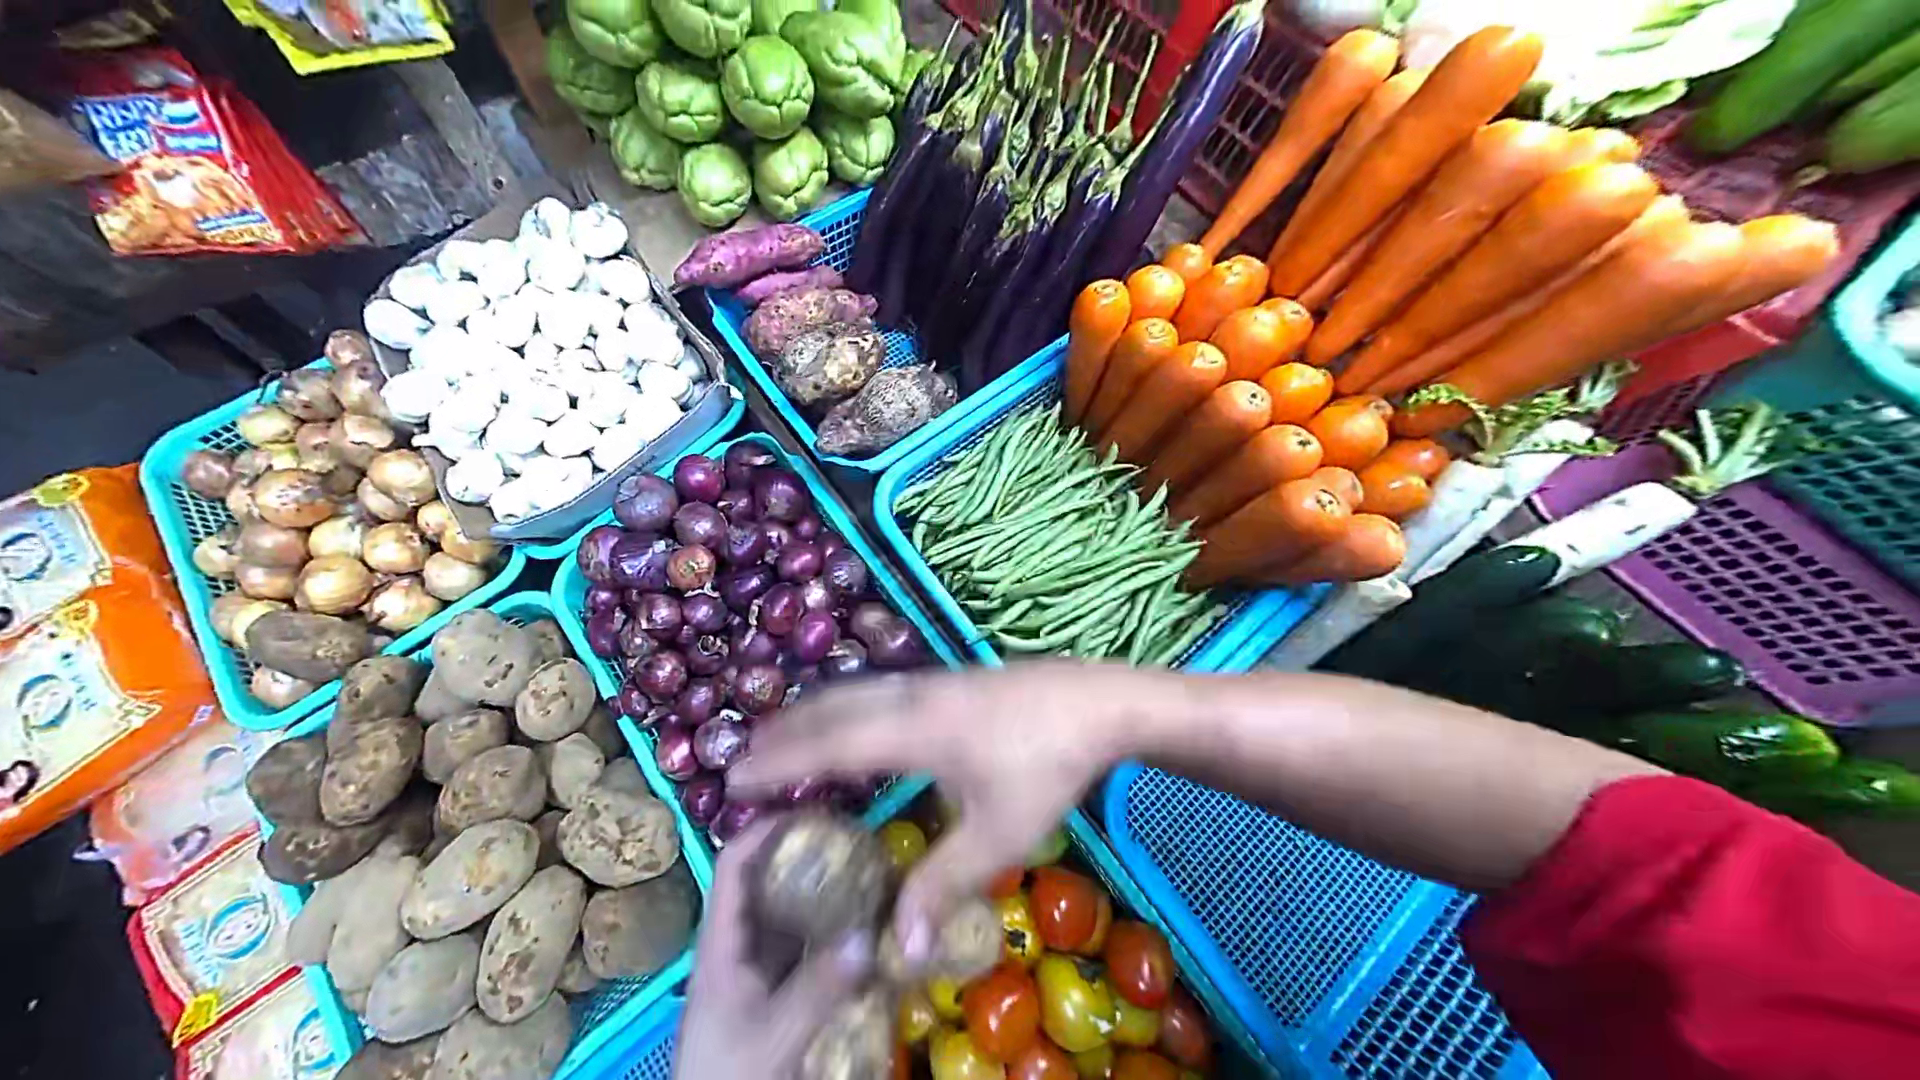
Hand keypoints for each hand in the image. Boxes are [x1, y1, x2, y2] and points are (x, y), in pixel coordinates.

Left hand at [674, 819, 873, 1079]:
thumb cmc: (726, 1078)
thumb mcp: (772, 1037)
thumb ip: (818, 989)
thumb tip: (868, 936)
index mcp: (721, 942)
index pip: (734, 865)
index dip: (764, 829)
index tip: (809, 811)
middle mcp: (738, 944)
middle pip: (766, 880)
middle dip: (804, 854)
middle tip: (851, 838)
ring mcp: (756, 968)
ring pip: (787, 911)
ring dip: (820, 890)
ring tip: (863, 872)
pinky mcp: (772, 990)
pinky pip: (802, 944)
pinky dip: (828, 928)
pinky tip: (860, 926)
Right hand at [729, 662, 1162, 968]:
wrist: (1100, 701)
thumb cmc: (1049, 766)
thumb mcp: (1001, 831)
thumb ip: (946, 884)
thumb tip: (899, 952)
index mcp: (915, 731)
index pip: (831, 745)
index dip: (781, 761)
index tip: (735, 776)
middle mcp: (913, 696)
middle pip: (835, 708)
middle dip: (786, 730)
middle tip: (744, 755)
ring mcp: (934, 680)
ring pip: (857, 690)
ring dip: (815, 710)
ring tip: (784, 730)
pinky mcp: (951, 677)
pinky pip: (880, 685)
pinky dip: (847, 701)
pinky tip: (855, 713)